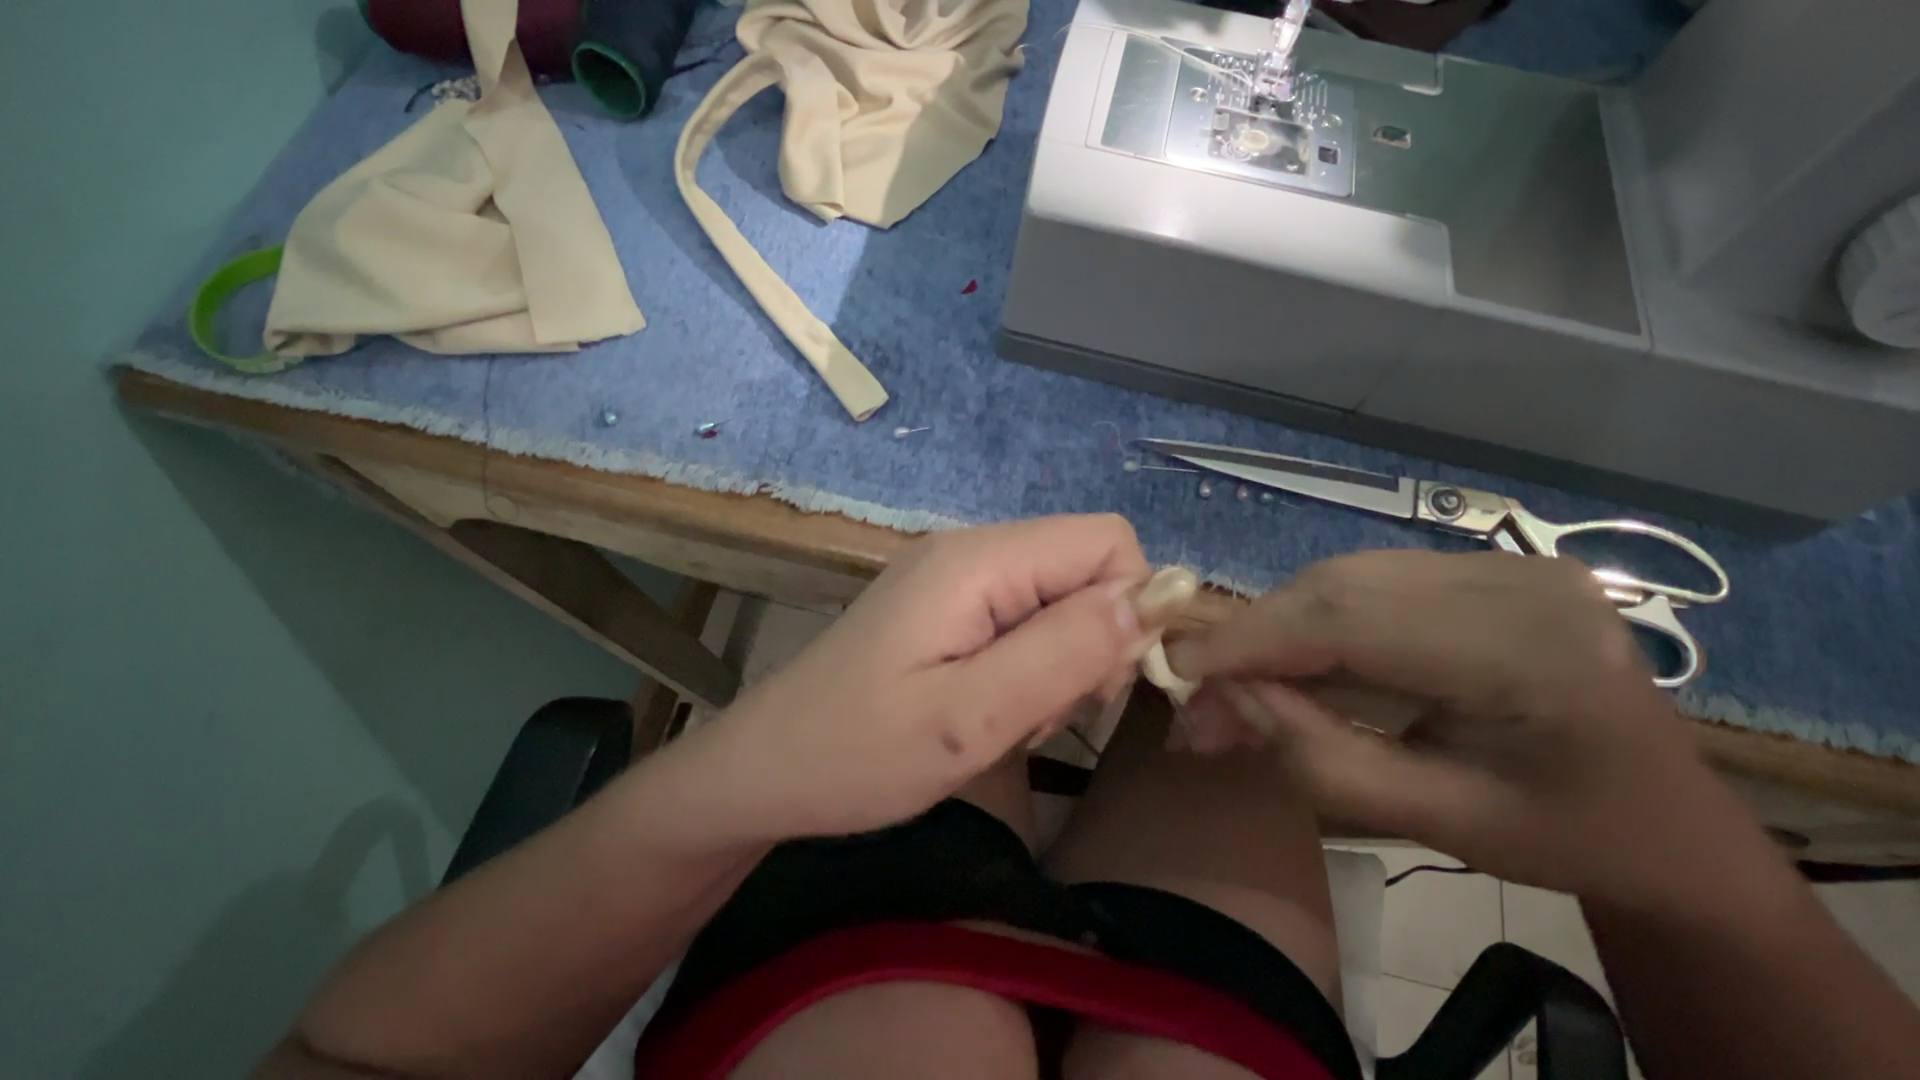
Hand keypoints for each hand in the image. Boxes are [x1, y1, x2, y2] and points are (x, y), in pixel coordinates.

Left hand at [674, 515, 1153, 839]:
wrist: (764, 772)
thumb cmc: (857, 754)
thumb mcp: (969, 717)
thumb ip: (1063, 652)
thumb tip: (1153, 597)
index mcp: (978, 561)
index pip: (1108, 541)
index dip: (1127, 609)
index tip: (1094, 686)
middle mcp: (970, 552)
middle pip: (1087, 568)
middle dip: (1092, 644)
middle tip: (1042, 714)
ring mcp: (954, 580)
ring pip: (1061, 601)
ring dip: (1060, 666)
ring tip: (1009, 722)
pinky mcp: (944, 611)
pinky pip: (1024, 623)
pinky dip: (1029, 671)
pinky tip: (991, 714)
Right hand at [1168, 550, 1759, 909]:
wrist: (1673, 825)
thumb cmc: (1565, 841)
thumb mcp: (1438, 823)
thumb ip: (1322, 758)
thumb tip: (1228, 694)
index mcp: (1530, 653)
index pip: (1352, 620)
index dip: (1250, 638)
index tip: (1171, 664)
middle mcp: (1522, 582)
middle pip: (1342, 584)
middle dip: (1256, 635)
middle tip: (1199, 693)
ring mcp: (1513, 564)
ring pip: (1349, 576)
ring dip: (1281, 627)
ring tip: (1241, 686)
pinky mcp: (1495, 567)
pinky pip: (1376, 583)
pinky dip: (1320, 621)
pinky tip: (1298, 664)